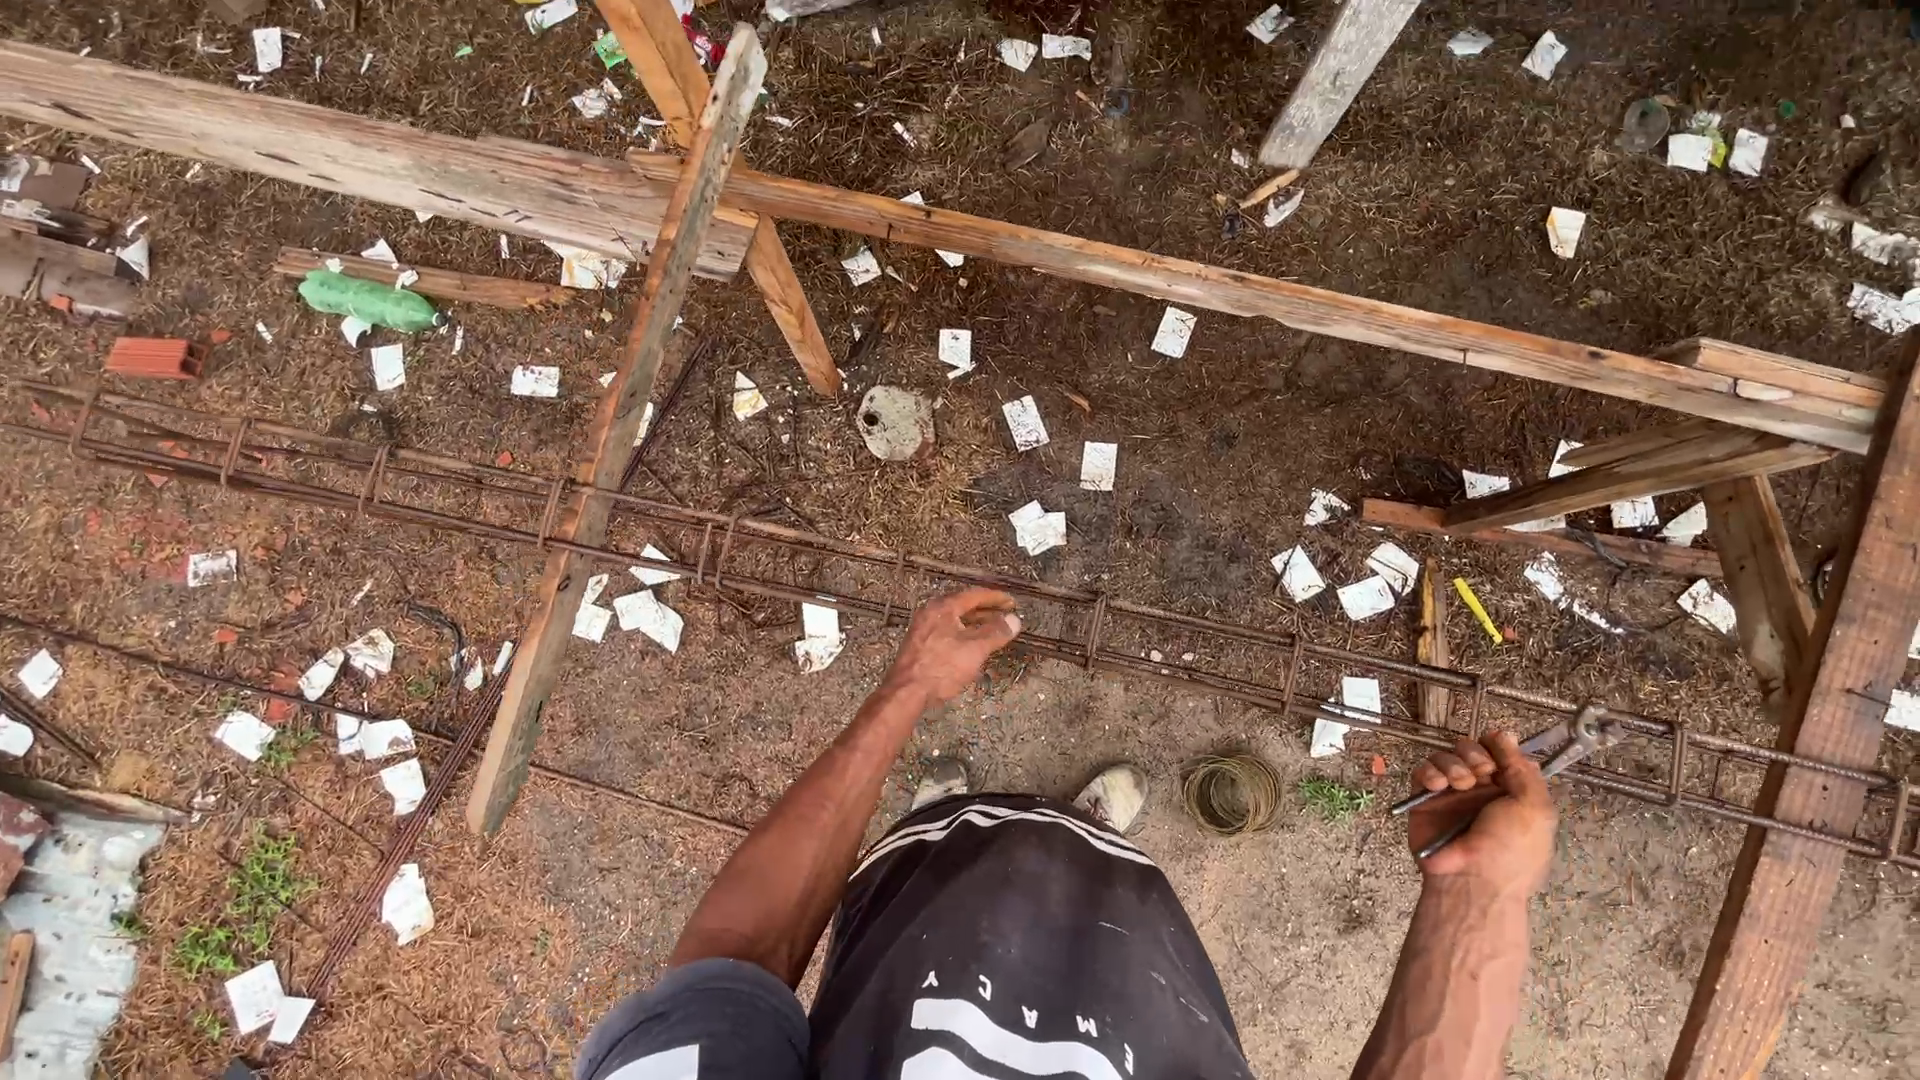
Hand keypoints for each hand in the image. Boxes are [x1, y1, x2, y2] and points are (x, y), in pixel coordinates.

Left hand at [880, 588, 1021, 708]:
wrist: (907, 691)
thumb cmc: (941, 667)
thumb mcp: (975, 648)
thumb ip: (996, 632)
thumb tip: (1014, 620)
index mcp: (943, 607)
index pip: (973, 595)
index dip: (995, 598)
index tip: (1011, 602)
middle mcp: (930, 613)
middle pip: (962, 605)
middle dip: (985, 610)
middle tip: (1004, 614)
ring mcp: (922, 629)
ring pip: (954, 620)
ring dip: (974, 623)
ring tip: (992, 630)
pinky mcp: (919, 645)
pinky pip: (946, 632)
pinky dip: (963, 633)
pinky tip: (971, 646)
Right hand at [1407, 731, 1556, 896]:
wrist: (1471, 880)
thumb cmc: (1511, 849)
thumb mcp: (1535, 810)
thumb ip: (1523, 770)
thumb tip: (1506, 735)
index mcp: (1511, 793)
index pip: (1501, 754)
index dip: (1497, 746)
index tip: (1495, 748)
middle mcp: (1481, 791)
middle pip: (1471, 749)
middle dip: (1474, 754)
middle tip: (1481, 773)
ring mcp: (1450, 795)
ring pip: (1445, 756)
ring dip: (1453, 764)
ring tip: (1459, 785)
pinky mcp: (1423, 799)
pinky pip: (1422, 771)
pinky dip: (1429, 773)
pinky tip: (1437, 786)